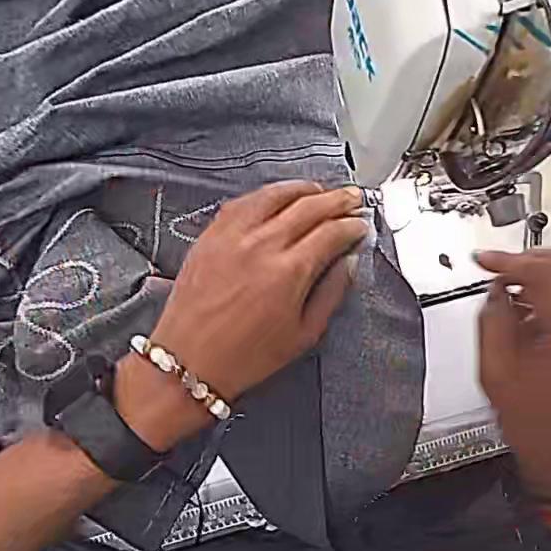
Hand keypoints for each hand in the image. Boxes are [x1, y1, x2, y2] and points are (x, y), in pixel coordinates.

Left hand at [114, 181, 368, 451]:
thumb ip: (331, 294)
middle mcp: (261, 245)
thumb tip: (348, 264)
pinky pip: (244, 200)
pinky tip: (278, 197)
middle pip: (309, 205)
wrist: (190, 361)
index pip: (331, 231)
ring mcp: (233, 235)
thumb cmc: (244, 356)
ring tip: (319, 191)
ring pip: (276, 194)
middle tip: (351, 199)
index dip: (352, 225)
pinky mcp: (212, 234)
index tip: (360, 226)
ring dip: (304, 189)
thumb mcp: (303, 334)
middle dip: (337, 199)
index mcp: (289, 272)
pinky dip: (267, 193)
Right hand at [475, 248, 550, 503]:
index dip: (509, 260)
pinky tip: (550, 305)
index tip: (488, 261)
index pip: (545, 272)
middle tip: (508, 268)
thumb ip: (492, 323)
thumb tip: (495, 293)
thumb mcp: (497, 376)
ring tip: (527, 284)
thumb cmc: (542, 434)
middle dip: (539, 258)